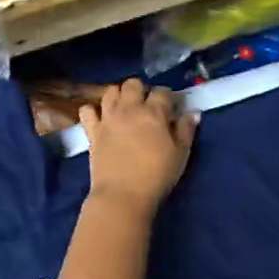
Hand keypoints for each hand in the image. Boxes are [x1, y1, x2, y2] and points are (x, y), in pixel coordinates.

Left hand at [80, 79, 198, 213]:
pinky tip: (101, 119)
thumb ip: (186, 131)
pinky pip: (87, 111)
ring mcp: (107, 118)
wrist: (123, 195)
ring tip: (125, 108)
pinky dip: (93, 111)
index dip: (169, 97)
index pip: (162, 92)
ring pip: (110, 91)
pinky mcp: (92, 132)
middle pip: (133, 84)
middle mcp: (129, 109)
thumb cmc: (157, 175)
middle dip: (142, 90)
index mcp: (153, 112)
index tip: (172, 108)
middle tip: (147, 106)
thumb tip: (192, 113)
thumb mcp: (180, 154)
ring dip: (119, 95)